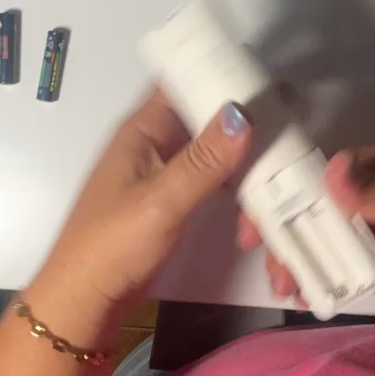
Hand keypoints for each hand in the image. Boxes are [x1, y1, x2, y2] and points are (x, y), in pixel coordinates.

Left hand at [33, 91, 252, 320]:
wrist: (87, 301)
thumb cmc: (111, 246)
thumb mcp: (161, 202)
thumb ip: (204, 160)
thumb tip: (244, 112)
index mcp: (143, 130)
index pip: (184, 81)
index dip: (223, 74)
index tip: (268, 82)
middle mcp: (155, 143)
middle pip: (207, 117)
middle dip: (245, 127)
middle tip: (287, 136)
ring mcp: (165, 172)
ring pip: (215, 152)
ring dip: (243, 165)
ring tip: (272, 185)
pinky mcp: (174, 200)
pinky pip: (213, 179)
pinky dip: (234, 188)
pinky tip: (253, 206)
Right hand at [239, 147, 374, 305]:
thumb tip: (333, 174)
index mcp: (366, 167)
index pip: (313, 171)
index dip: (280, 187)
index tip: (258, 209)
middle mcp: (351, 196)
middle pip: (300, 207)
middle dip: (275, 228)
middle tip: (258, 248)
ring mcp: (350, 231)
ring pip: (307, 240)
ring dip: (289, 258)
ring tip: (284, 283)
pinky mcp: (354, 263)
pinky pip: (324, 268)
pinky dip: (309, 280)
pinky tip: (301, 294)